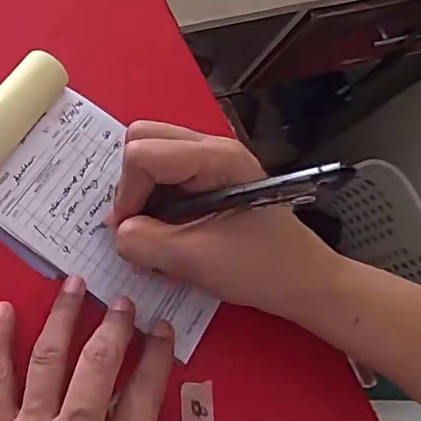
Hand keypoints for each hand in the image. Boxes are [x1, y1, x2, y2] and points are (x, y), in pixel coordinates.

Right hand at [107, 122, 340, 317]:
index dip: (127, 194)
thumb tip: (116, 231)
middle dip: (130, 184)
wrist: (304, 281)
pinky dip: (154, 200)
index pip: (142, 154)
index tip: (132, 230)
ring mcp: (211, 160)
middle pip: (142, 139)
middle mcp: (211, 148)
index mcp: (215, 159)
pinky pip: (164, 174)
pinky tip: (168, 231)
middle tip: (139, 223)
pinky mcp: (208, 178)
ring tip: (155, 233)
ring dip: (142, 193)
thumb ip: (144, 242)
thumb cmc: (260, 268)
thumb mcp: (193, 260)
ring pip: (150, 155)